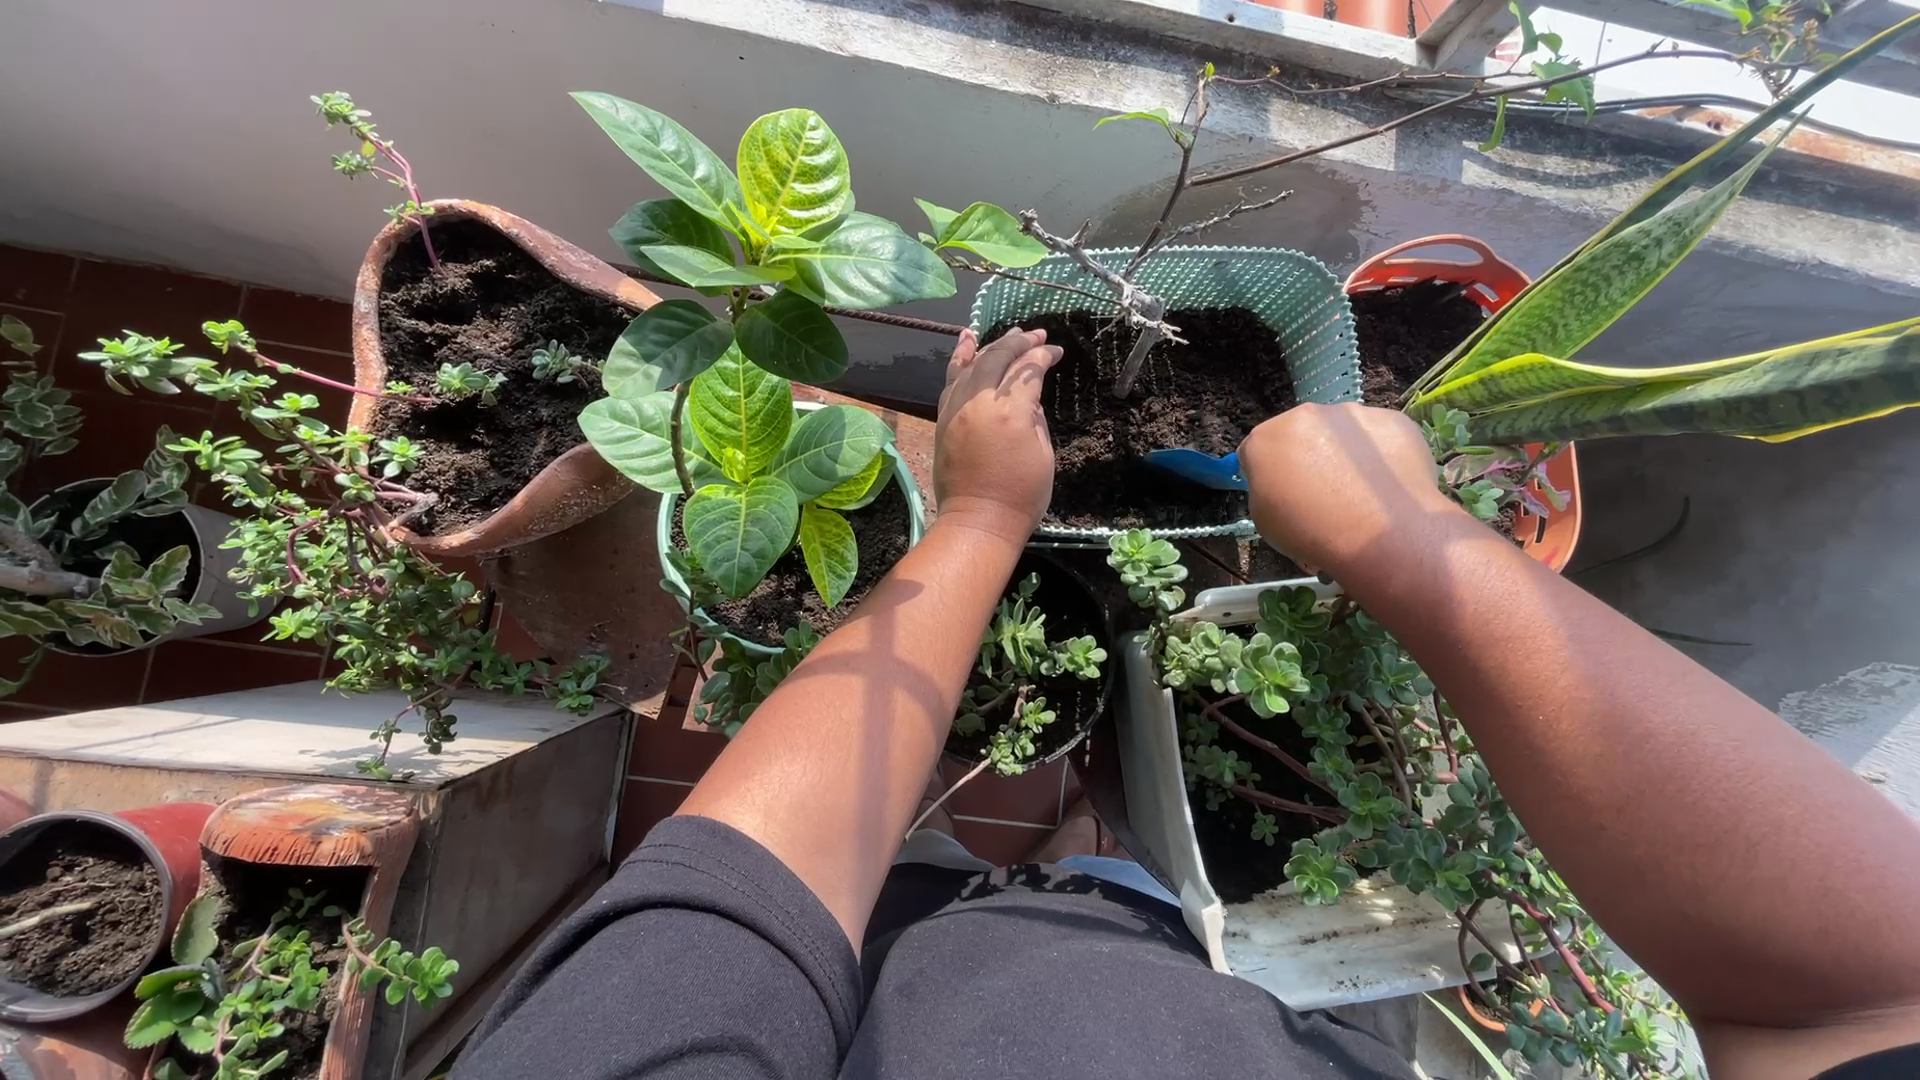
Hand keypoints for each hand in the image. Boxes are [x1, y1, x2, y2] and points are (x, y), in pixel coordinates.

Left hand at [934, 328, 1059, 542]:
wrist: (979, 521)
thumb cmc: (1022, 495)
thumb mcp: (1044, 454)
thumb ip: (1036, 417)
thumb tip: (1028, 398)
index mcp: (1011, 411)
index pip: (1029, 369)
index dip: (1045, 356)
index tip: (1057, 352)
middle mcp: (980, 402)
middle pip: (1000, 357)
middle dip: (1021, 342)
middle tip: (1038, 336)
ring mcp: (957, 409)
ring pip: (973, 363)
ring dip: (993, 344)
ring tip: (1011, 334)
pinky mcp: (943, 419)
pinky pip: (951, 379)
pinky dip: (960, 357)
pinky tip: (967, 340)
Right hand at [1237, 403, 1458, 573]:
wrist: (1381, 536)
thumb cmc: (1312, 532)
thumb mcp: (1263, 518)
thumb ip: (1264, 486)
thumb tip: (1280, 479)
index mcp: (1265, 438)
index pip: (1255, 449)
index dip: (1266, 472)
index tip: (1280, 492)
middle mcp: (1305, 415)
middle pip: (1298, 433)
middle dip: (1303, 455)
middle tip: (1319, 492)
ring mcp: (1353, 414)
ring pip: (1339, 431)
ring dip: (1340, 452)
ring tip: (1357, 490)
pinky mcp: (1393, 419)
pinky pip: (1375, 435)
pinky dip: (1376, 453)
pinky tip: (1383, 482)